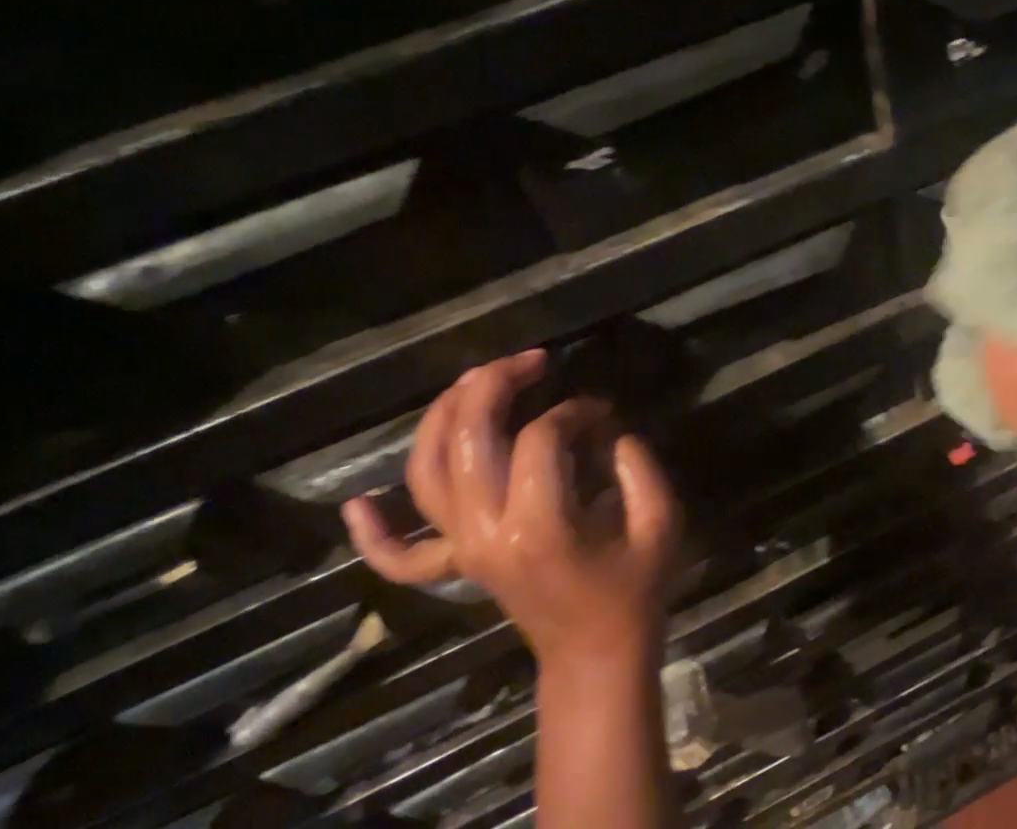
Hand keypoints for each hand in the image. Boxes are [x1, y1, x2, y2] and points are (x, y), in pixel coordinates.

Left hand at [341, 349, 680, 665]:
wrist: (597, 655)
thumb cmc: (634, 590)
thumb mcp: (660, 524)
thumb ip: (638, 467)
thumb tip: (607, 431)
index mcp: (540, 525)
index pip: (540, 439)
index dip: (574, 411)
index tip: (602, 412)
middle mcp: (487, 532)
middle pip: (468, 439)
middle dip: (496, 384)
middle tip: (532, 361)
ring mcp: (464, 549)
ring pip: (427, 473)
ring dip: (441, 417)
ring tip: (474, 381)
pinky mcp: (458, 564)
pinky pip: (401, 554)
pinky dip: (373, 533)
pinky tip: (356, 504)